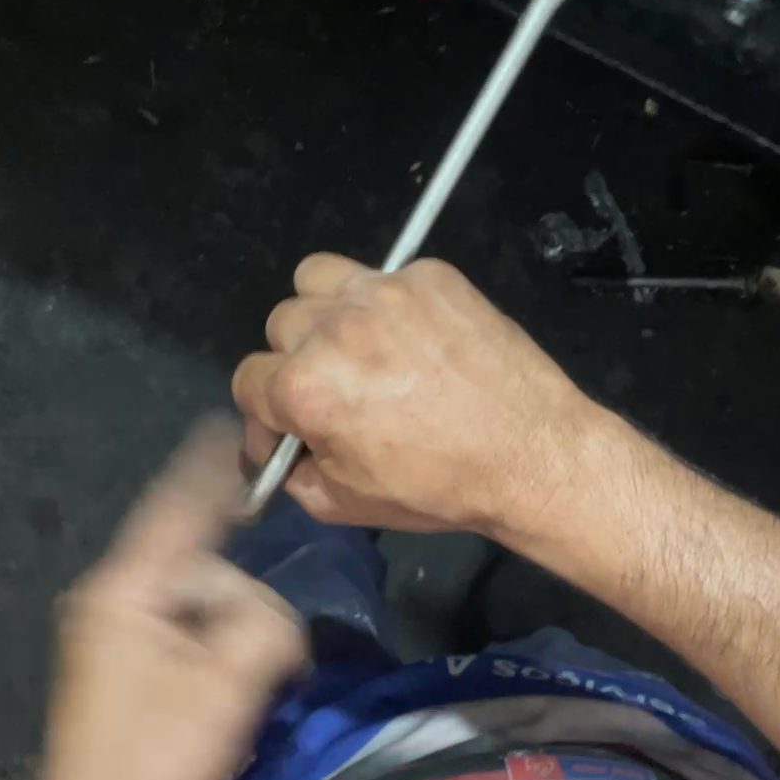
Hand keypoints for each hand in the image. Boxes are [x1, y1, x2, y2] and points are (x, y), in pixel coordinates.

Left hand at [39, 419, 307, 779]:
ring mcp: (105, 625)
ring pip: (185, 597)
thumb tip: (274, 611)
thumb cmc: (153, 754)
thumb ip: (264, 626)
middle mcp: (108, 596)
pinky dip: (205, 632)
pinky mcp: (112, 654)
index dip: (207, 471)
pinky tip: (223, 669)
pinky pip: (172, 619)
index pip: (175, 510)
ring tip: (247, 676)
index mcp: (126, 589)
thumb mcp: (227, 686)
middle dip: (238, 598)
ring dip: (225, 624)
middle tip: (273, 649)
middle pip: (193, 566)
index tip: (229, 436)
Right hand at [232, 253, 597, 534]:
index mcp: (306, 386)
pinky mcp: (429, 275)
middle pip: (280, 326)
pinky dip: (385, 305)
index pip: (247, 381)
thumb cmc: (438, 489)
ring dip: (324, 312)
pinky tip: (414, 338)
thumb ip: (292, 472)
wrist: (532, 456)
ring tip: (358, 344)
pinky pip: (381, 275)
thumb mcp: (344, 504)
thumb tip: (281, 448)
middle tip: (336, 391)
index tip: (290, 431)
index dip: (264, 415)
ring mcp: (384, 292)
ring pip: (317, 280)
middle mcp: (335, 328)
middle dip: (295, 362)